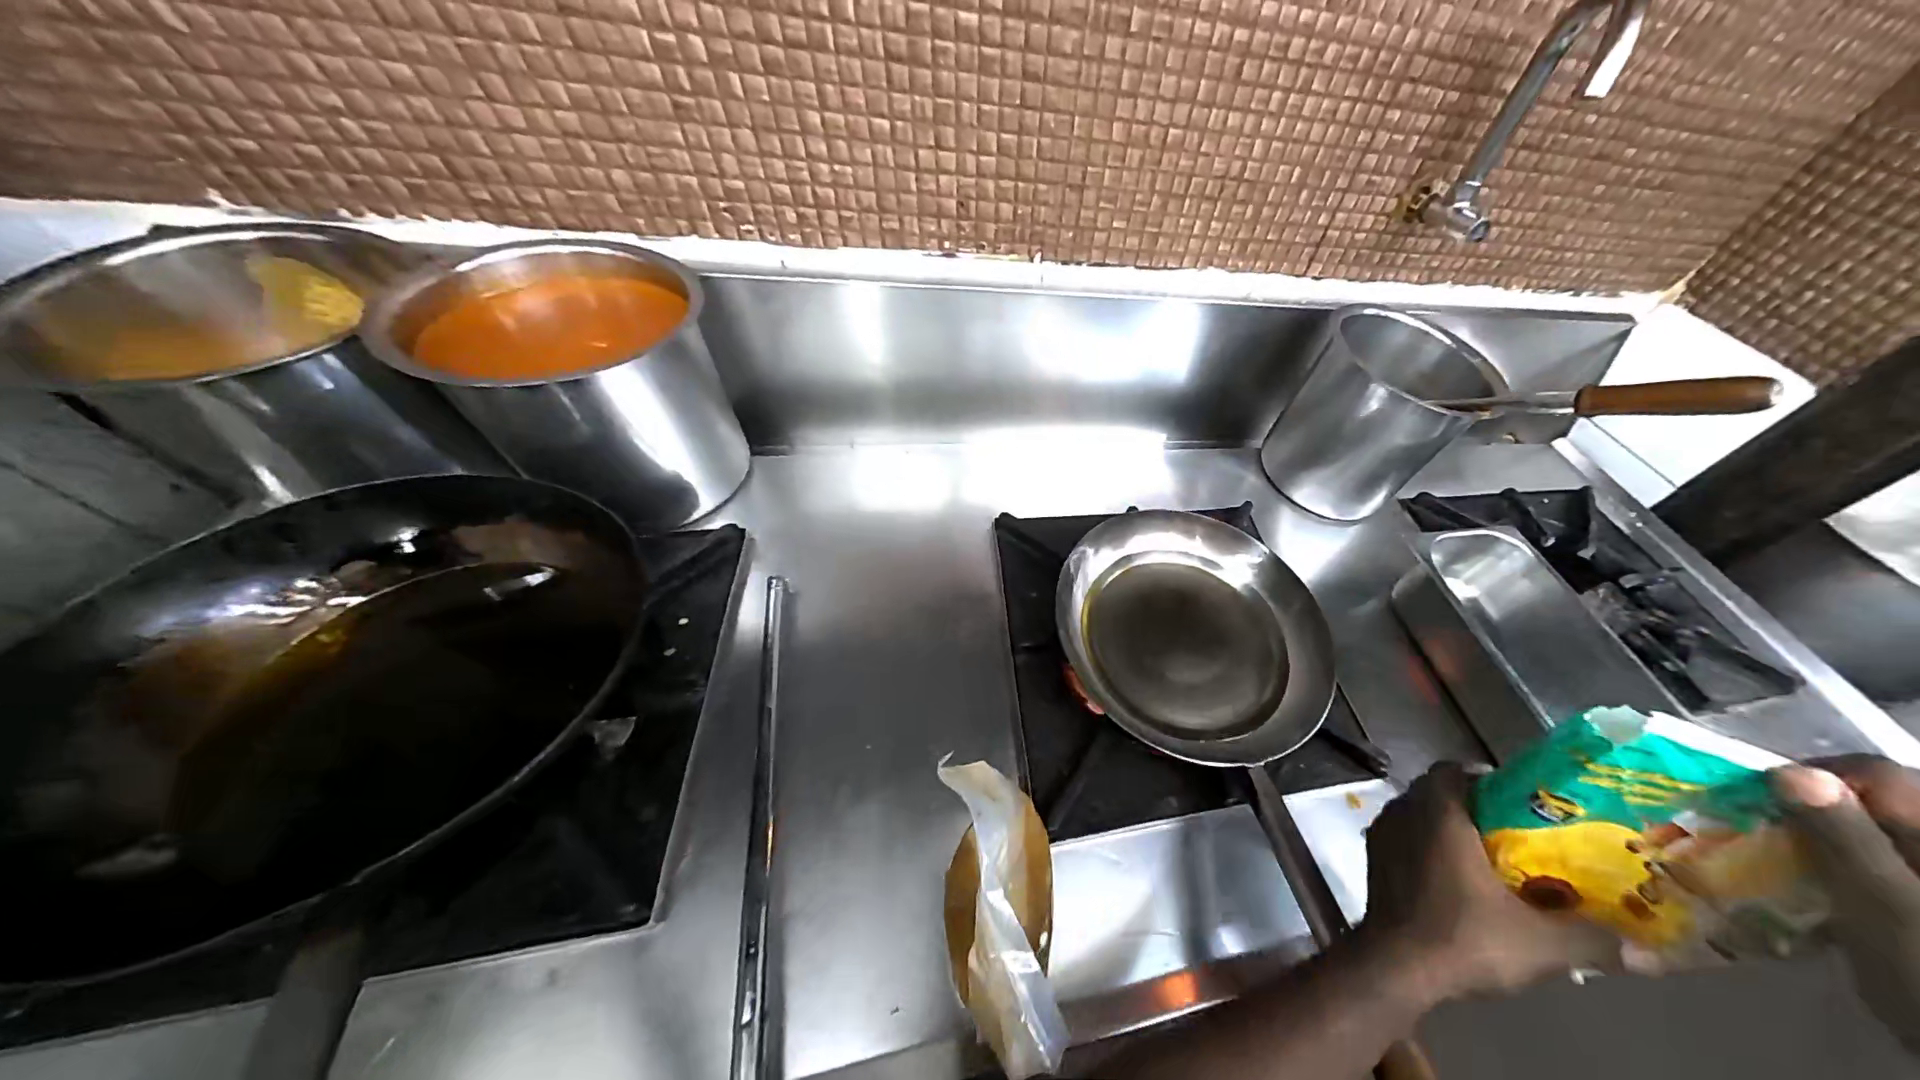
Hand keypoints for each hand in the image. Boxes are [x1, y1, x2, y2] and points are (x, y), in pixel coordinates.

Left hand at [1358, 762, 1619, 1003]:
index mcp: (1436, 814)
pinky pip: (1402, 837)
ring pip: (1416, 814)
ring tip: (1490, 852)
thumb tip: (1654, 952)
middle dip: (1471, 803)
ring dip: (1445, 824)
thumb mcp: (1542, 943)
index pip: (1451, 771)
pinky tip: (1457, 875)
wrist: (1396, 966)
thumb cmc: (1465, 938)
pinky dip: (1426, 845)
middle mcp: (1402, 814)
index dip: (1481, 776)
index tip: (1518, 796)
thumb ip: (1597, 940)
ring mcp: (1381, 836)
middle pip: (1434, 792)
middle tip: (1514, 827)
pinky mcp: (1373, 859)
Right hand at [1773, 759, 1919, 1053]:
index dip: (1811, 775)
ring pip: (1864, 837)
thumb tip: (1791, 771)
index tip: (1751, 794)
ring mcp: (1916, 878)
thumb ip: (1843, 836)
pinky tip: (1808, 892)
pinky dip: (1833, 870)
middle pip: (1869, 804)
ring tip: (1768, 860)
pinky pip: (1869, 869)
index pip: (1872, 774)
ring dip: (1812, 840)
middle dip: (1804, 809)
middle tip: (1751, 828)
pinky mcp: (1906, 907)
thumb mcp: (1885, 905)